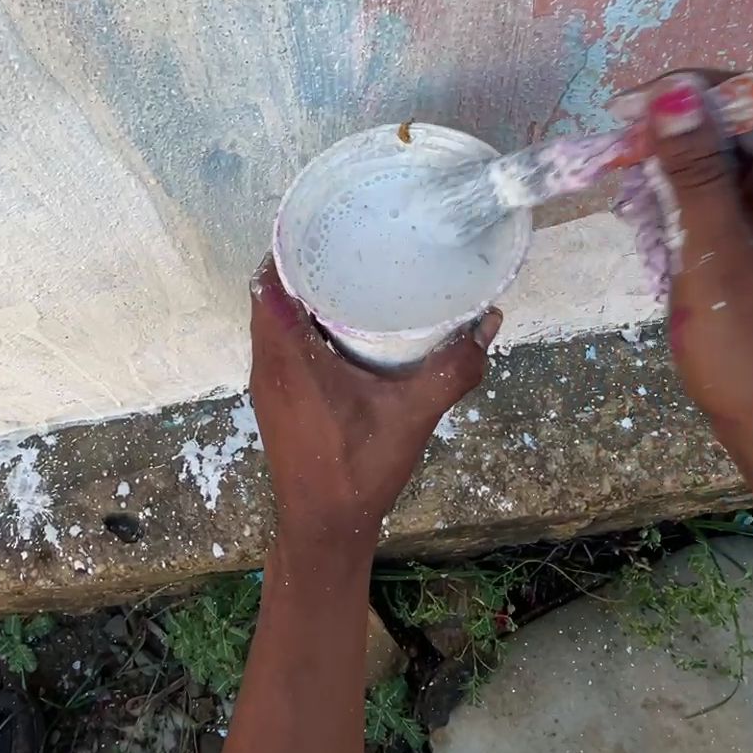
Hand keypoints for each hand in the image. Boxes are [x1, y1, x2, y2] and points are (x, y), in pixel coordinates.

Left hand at [248, 258, 499, 555]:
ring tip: (341, 270)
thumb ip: (450, 371)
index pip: (268, 285)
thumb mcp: (411, 418)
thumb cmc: (359, 472)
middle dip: (298, 264)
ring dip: (296, 295)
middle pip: (268, 296)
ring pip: (271, 320)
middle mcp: (266, 365)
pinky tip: (335, 322)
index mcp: (287, 360)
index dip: (286, 249)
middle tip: (342, 241)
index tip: (320, 223)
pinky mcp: (274, 398)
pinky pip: (276, 341)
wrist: (322, 528)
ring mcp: (266, 383)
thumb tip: (486, 322)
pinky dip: (296, 322)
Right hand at [642, 74, 752, 453]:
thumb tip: (674, 92)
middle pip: (744, 132)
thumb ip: (694, 171)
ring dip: (679, 185)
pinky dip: (693, 215)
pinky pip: (734, 207)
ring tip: (643, 224)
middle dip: (679, 147)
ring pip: (732, 170)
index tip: (625, 112)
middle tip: (626, 182)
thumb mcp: (714, 257)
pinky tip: (664, 244)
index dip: (692, 95)